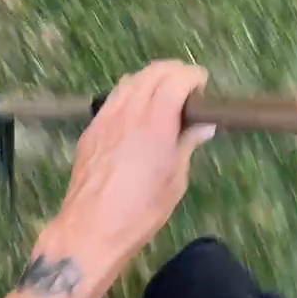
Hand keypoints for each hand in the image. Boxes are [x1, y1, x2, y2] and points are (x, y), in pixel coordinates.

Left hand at [43, 60, 217, 275]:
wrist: (92, 226)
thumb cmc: (142, 210)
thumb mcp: (175, 180)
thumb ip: (187, 144)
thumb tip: (204, 125)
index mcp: (155, 124)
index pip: (175, 80)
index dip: (192, 76)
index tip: (203, 83)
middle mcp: (129, 112)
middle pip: (151, 73)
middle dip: (173, 71)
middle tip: (188, 85)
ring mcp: (106, 116)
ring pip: (130, 81)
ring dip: (151, 78)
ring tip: (164, 93)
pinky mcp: (92, 127)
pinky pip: (114, 97)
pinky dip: (131, 92)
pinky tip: (137, 108)